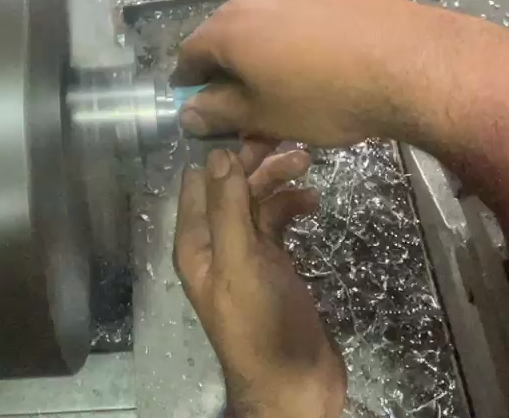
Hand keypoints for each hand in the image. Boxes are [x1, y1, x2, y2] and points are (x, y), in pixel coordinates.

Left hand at [176, 140, 343, 417]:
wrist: (296, 386)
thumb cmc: (258, 324)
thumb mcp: (238, 262)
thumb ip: (226, 208)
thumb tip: (216, 153)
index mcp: (196, 240)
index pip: (200, 180)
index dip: (221, 151)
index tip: (249, 122)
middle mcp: (216, 240)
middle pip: (232, 185)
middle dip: (254, 160)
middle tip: (286, 136)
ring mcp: (247, 249)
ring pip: (257, 198)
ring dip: (277, 177)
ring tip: (305, 159)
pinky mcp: (274, 260)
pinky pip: (278, 219)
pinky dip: (292, 203)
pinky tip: (312, 198)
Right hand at [177, 0, 501, 147]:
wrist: (406, 62)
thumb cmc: (324, 97)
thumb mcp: (265, 116)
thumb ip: (219, 112)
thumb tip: (187, 112)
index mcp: (227, 28)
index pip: (189, 52)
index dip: (189, 81)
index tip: (198, 104)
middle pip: (224, 33)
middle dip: (227, 67)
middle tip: (244, 101)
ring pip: (260, 22)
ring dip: (260, 51)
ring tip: (284, 84)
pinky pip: (293, 15)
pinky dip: (291, 38)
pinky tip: (316, 62)